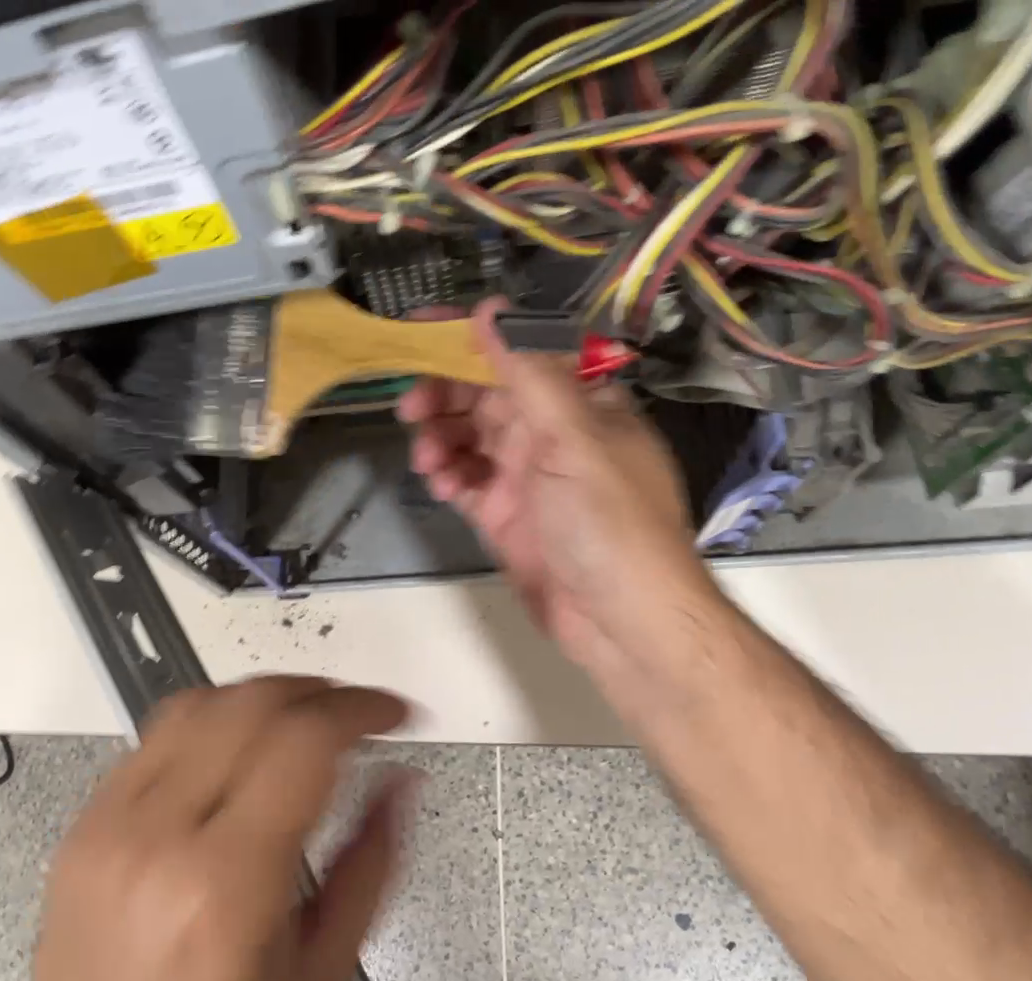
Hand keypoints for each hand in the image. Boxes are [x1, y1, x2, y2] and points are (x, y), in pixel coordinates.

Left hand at [23, 676, 416, 980]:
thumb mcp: (318, 978)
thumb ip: (371, 866)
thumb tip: (401, 786)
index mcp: (224, 886)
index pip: (304, 739)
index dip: (361, 707)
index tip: (389, 713)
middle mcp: (152, 843)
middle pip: (247, 702)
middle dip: (315, 691)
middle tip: (353, 713)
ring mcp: (103, 833)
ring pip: (191, 705)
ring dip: (257, 698)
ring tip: (298, 722)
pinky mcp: (77, 836)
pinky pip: (145, 744)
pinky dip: (202, 728)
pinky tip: (231, 753)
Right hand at [398, 298, 716, 672]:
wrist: (621, 621)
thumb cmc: (609, 522)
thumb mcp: (572, 439)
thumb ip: (528, 373)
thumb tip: (491, 308)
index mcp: (579, 403)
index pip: (517, 355)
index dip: (468, 342)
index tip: (418, 334)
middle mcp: (551, 433)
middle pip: (485, 396)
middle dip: (445, 396)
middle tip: (410, 408)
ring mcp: (527, 476)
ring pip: (469, 438)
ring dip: (442, 440)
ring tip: (428, 461)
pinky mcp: (506, 515)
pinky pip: (467, 481)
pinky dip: (450, 478)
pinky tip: (443, 487)